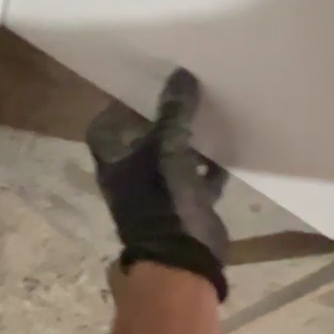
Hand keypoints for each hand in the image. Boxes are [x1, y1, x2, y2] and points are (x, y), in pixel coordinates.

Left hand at [87, 69, 229, 299]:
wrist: (182, 258)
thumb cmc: (162, 199)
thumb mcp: (166, 148)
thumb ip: (173, 112)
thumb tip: (180, 75)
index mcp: (113, 159)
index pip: (106, 123)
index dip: (120, 102)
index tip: (143, 81)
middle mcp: (130, 173)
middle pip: (142, 135)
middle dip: (160, 115)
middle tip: (182, 87)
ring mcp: (157, 189)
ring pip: (170, 154)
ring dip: (186, 136)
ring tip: (207, 106)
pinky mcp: (185, 203)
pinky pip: (197, 175)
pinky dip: (209, 162)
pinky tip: (227, 141)